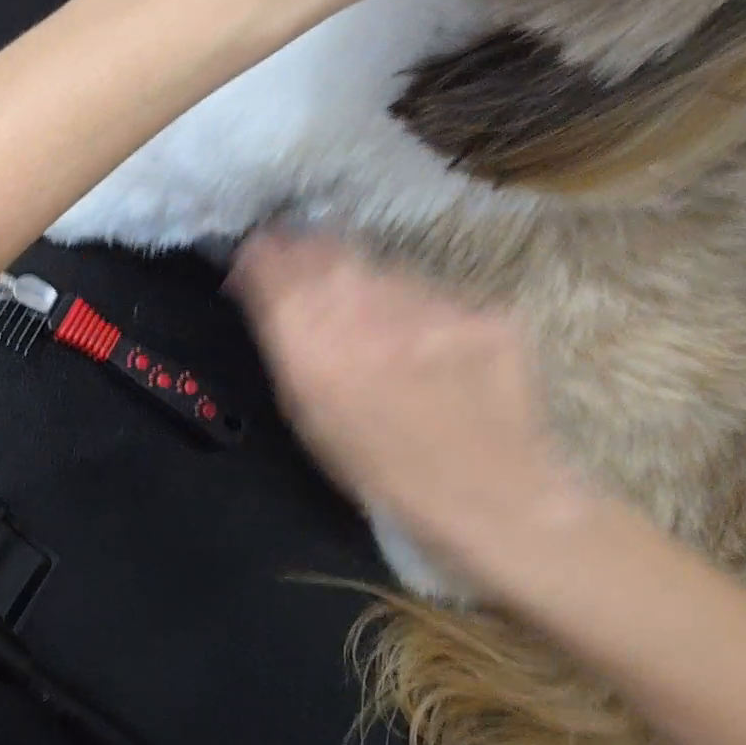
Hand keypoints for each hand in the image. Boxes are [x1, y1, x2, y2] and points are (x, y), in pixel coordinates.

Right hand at [228, 230, 577, 559]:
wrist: (492, 498)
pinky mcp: (482, 305)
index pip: (270, 261)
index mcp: (311, 340)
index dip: (256, 254)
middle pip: (321, 246)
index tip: (253, 260)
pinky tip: (420, 339)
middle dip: (303, 250)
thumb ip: (283, 341)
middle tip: (300, 265)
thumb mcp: (304, 410)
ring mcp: (431, 301)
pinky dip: (412, 303)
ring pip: (376, 263)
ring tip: (366, 315)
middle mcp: (367, 307)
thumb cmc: (377, 468)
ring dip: (358, 277)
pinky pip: (428, 287)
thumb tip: (259, 290)